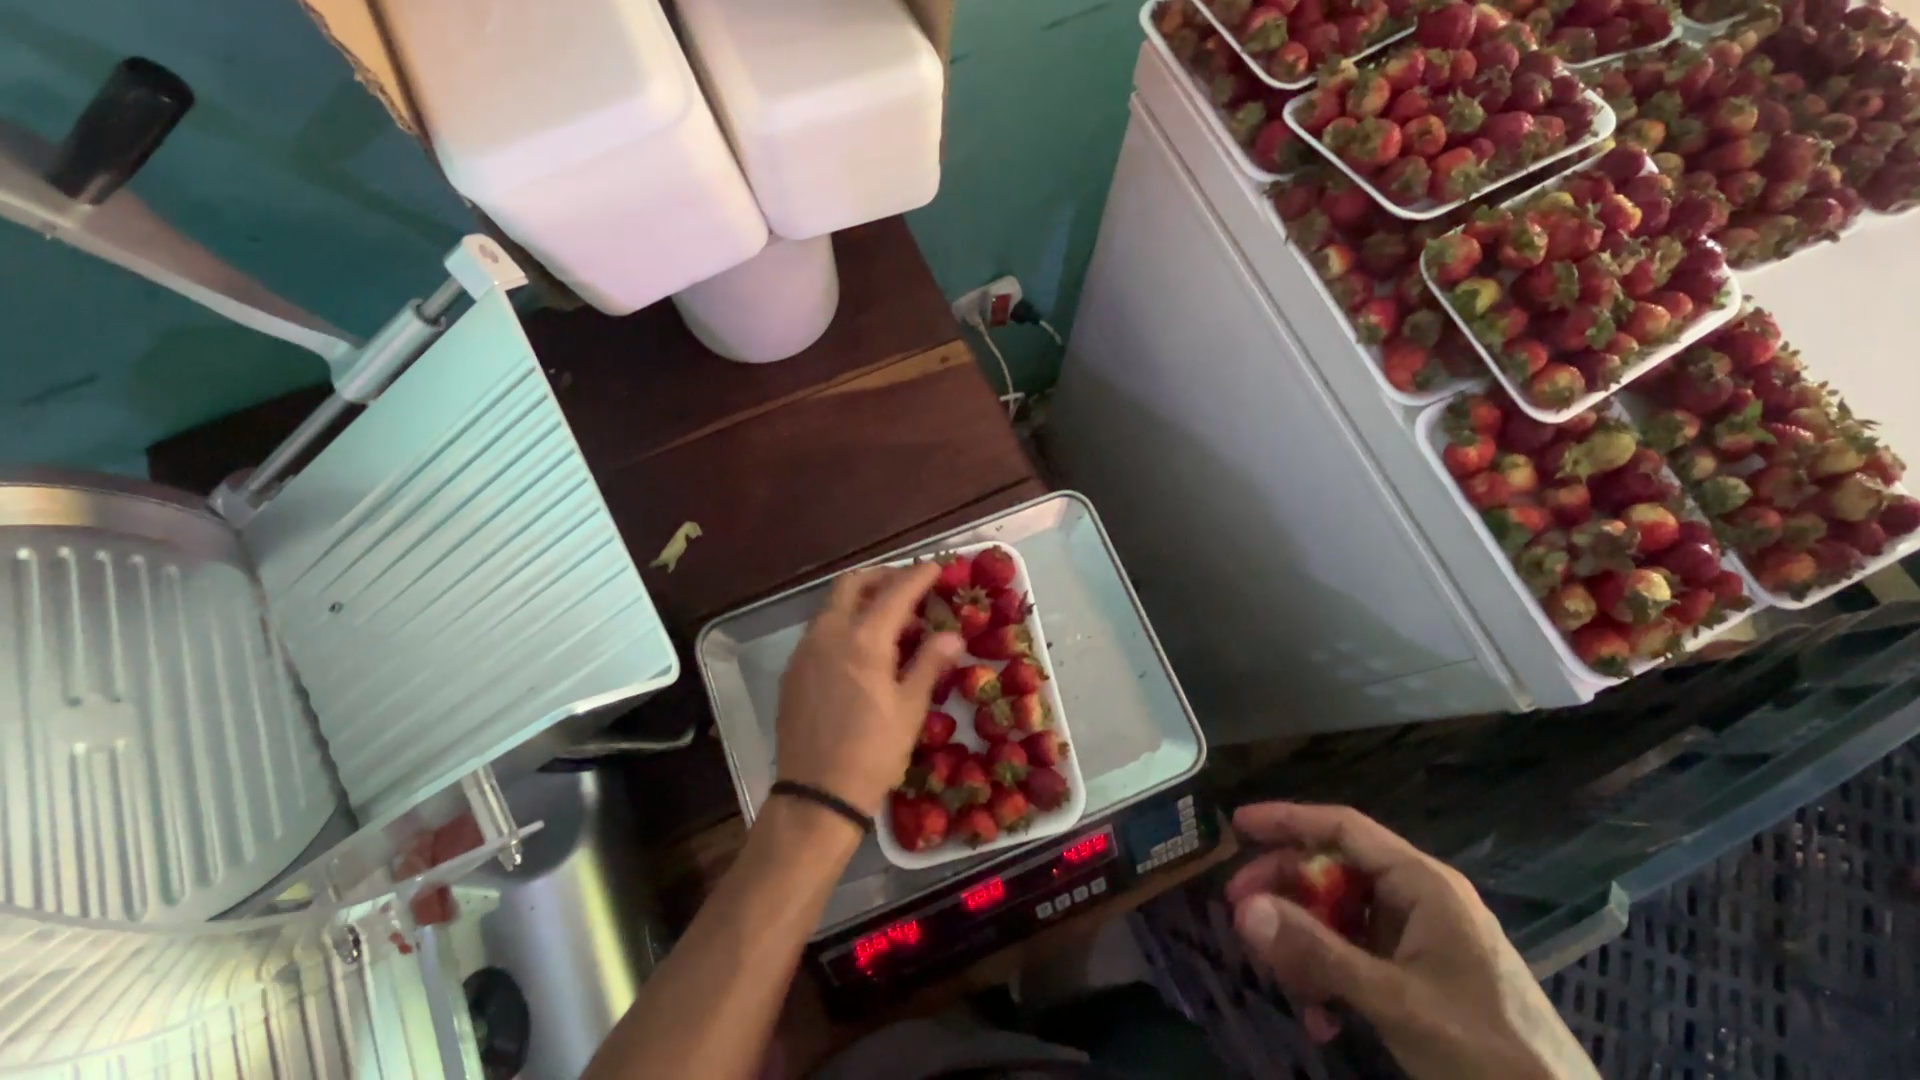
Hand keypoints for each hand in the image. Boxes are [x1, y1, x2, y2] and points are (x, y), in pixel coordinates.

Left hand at [775, 564, 964, 817]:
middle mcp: (828, 634)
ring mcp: (804, 652)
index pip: (896, 592)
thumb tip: (951, 636)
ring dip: (861, 601)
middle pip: (852, 584)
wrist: (816, 795)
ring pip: (832, 607)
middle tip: (909, 588)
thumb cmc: (873, 753)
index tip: (937, 567)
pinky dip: (843, 625)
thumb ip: (929, 663)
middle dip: (882, 578)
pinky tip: (861, 652)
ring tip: (890, 623)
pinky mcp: (792, 672)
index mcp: (863, 639)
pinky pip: (819, 632)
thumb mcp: (910, 709)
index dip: (919, 576)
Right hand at [1226, 803, 1599, 1079]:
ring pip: (1340, 918)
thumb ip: (1317, 952)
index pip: (1344, 828)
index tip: (1236, 825)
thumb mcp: (1394, 999)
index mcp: (1422, 884)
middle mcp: (1419, 900)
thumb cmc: (1483, 1048)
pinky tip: (1321, 1018)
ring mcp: (1419, 938)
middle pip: (1334, 872)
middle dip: (1285, 893)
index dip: (1288, 820)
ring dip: (1305, 947)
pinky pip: (1357, 956)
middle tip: (1237, 914)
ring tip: (1282, 983)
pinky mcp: (1418, 974)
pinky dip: (1330, 978)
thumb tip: (1244, 908)